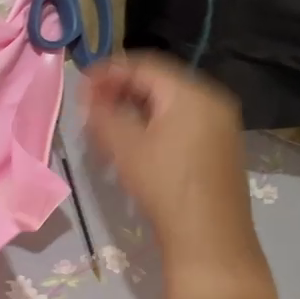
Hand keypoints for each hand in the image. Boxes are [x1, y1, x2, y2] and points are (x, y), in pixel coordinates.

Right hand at [82, 54, 260, 276]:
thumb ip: (101, 113)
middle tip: (88, 106)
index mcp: (191, 93)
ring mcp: (219, 122)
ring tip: (104, 124)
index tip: (80, 86)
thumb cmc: (163, 184)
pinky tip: (131, 139)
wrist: (208, 234)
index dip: (107, 70)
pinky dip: (151, 119)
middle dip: (119, 88)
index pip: (143, 64)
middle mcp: (211, 100)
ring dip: (132, 105)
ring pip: (167, 100)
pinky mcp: (218, 142)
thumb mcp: (123, 145)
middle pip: (157, 80)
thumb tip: (89, 96)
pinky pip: (179, 117)